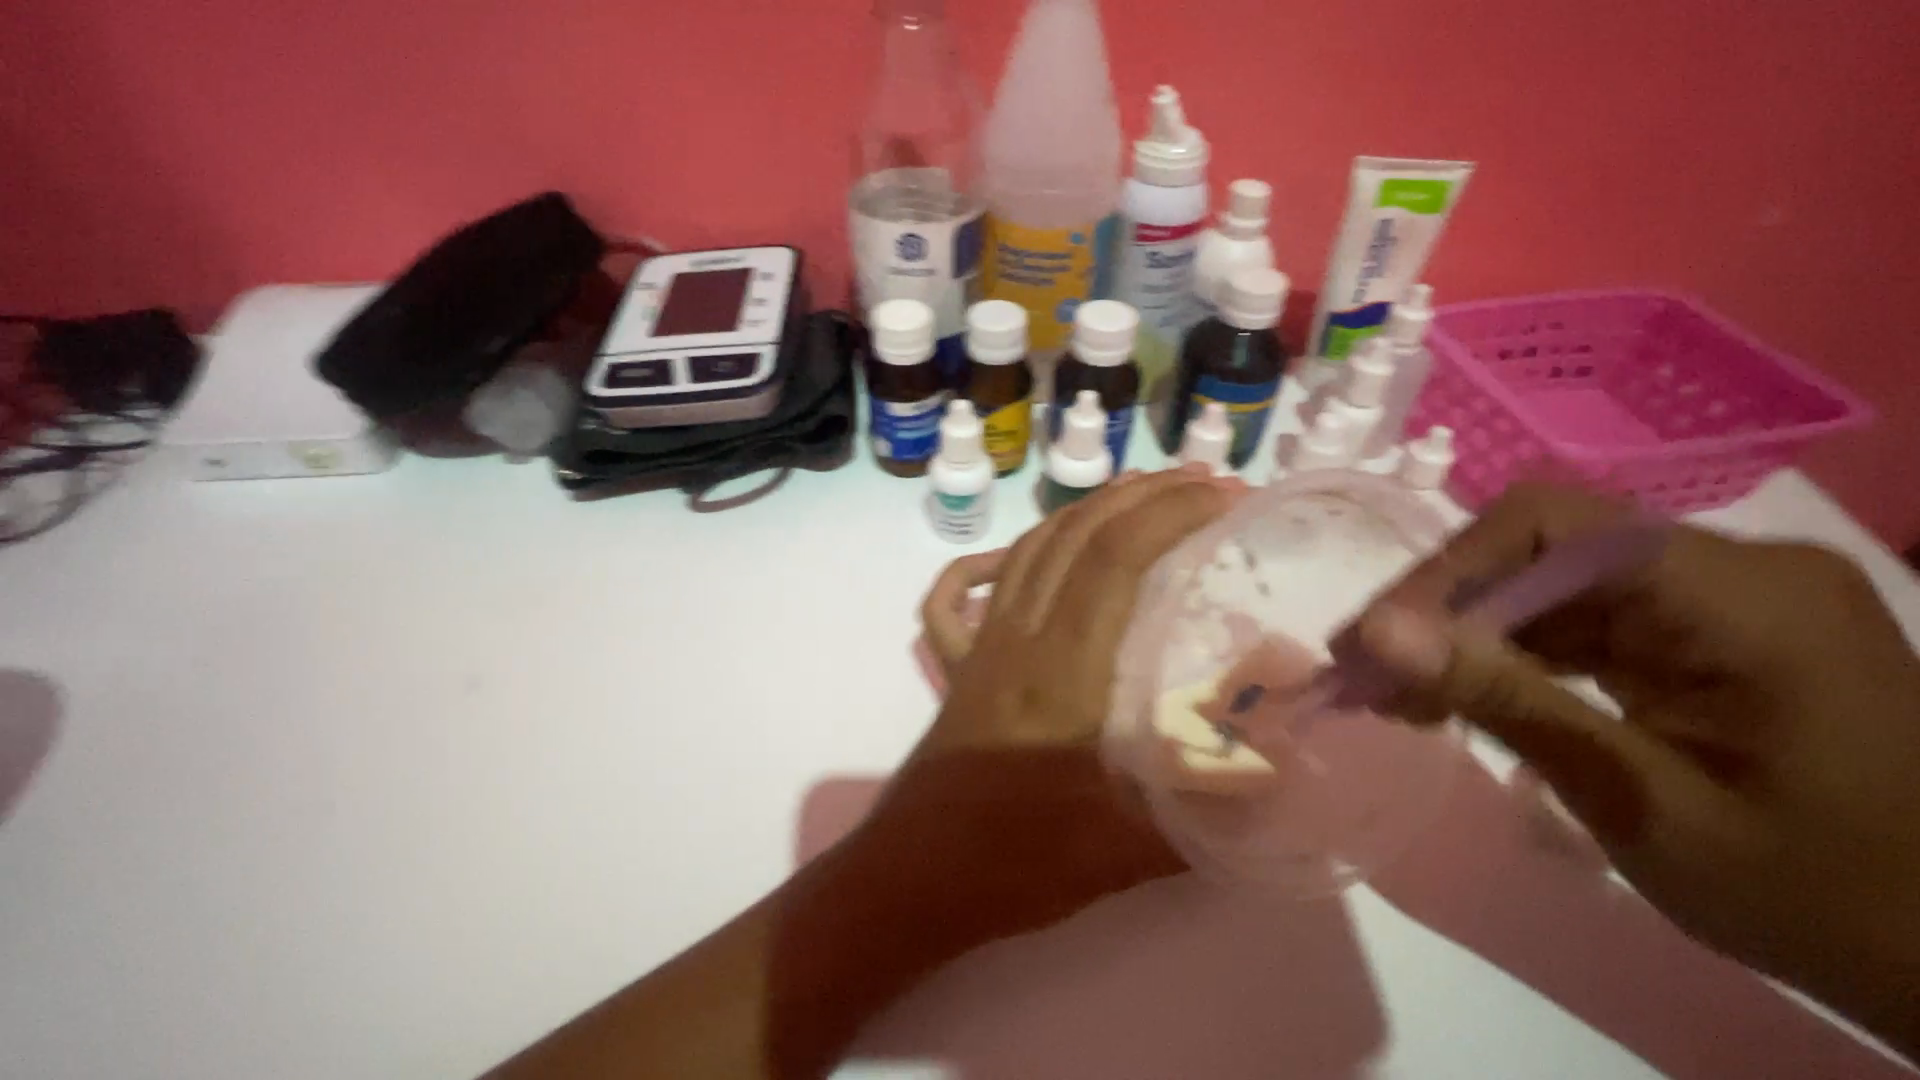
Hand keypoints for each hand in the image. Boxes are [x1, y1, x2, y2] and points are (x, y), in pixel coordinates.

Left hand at [900, 467, 1245, 929]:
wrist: (914, 882)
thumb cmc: (1017, 864)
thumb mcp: (1126, 847)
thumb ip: (1207, 806)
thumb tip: (1284, 768)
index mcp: (1062, 670)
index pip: (1115, 559)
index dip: (1170, 514)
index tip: (1227, 499)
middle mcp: (1016, 639)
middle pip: (1073, 537)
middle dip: (1140, 496)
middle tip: (1201, 484)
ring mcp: (979, 650)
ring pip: (1026, 552)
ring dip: (1082, 513)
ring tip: (1136, 497)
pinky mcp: (957, 671)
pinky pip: (958, 598)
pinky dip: (984, 562)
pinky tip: (1010, 558)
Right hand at [1351, 483, 1919, 1055]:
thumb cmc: (1814, 890)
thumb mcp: (1638, 798)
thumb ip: (1506, 699)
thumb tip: (1376, 635)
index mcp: (1737, 593)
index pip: (1552, 525)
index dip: (1446, 572)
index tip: (1373, 644)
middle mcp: (1730, 568)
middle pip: (1544, 549)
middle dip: (1446, 611)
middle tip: (1365, 678)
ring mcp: (1720, 599)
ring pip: (1551, 585)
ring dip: (1470, 637)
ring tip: (1399, 698)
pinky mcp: (1706, 633)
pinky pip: (1584, 622)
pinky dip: (1516, 658)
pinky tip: (1463, 697)